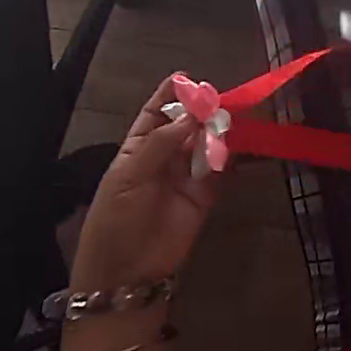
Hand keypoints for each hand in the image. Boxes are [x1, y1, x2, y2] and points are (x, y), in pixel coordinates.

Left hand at [68, 76, 219, 291]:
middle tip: (216, 100)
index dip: (170, 95)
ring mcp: (187, 173)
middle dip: (200, 110)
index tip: (187, 78)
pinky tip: (233, 144)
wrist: (128, 273)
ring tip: (226, 120)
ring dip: (216, 130)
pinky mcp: (206, 193)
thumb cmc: (117, 220)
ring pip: (205, 141)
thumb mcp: (129, 176)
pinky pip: (220, 167)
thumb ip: (160, 144)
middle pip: (186, 124)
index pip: (155, 113)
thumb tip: (191, 116)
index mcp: (138, 148)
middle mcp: (165, 156)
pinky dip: (228, 154)